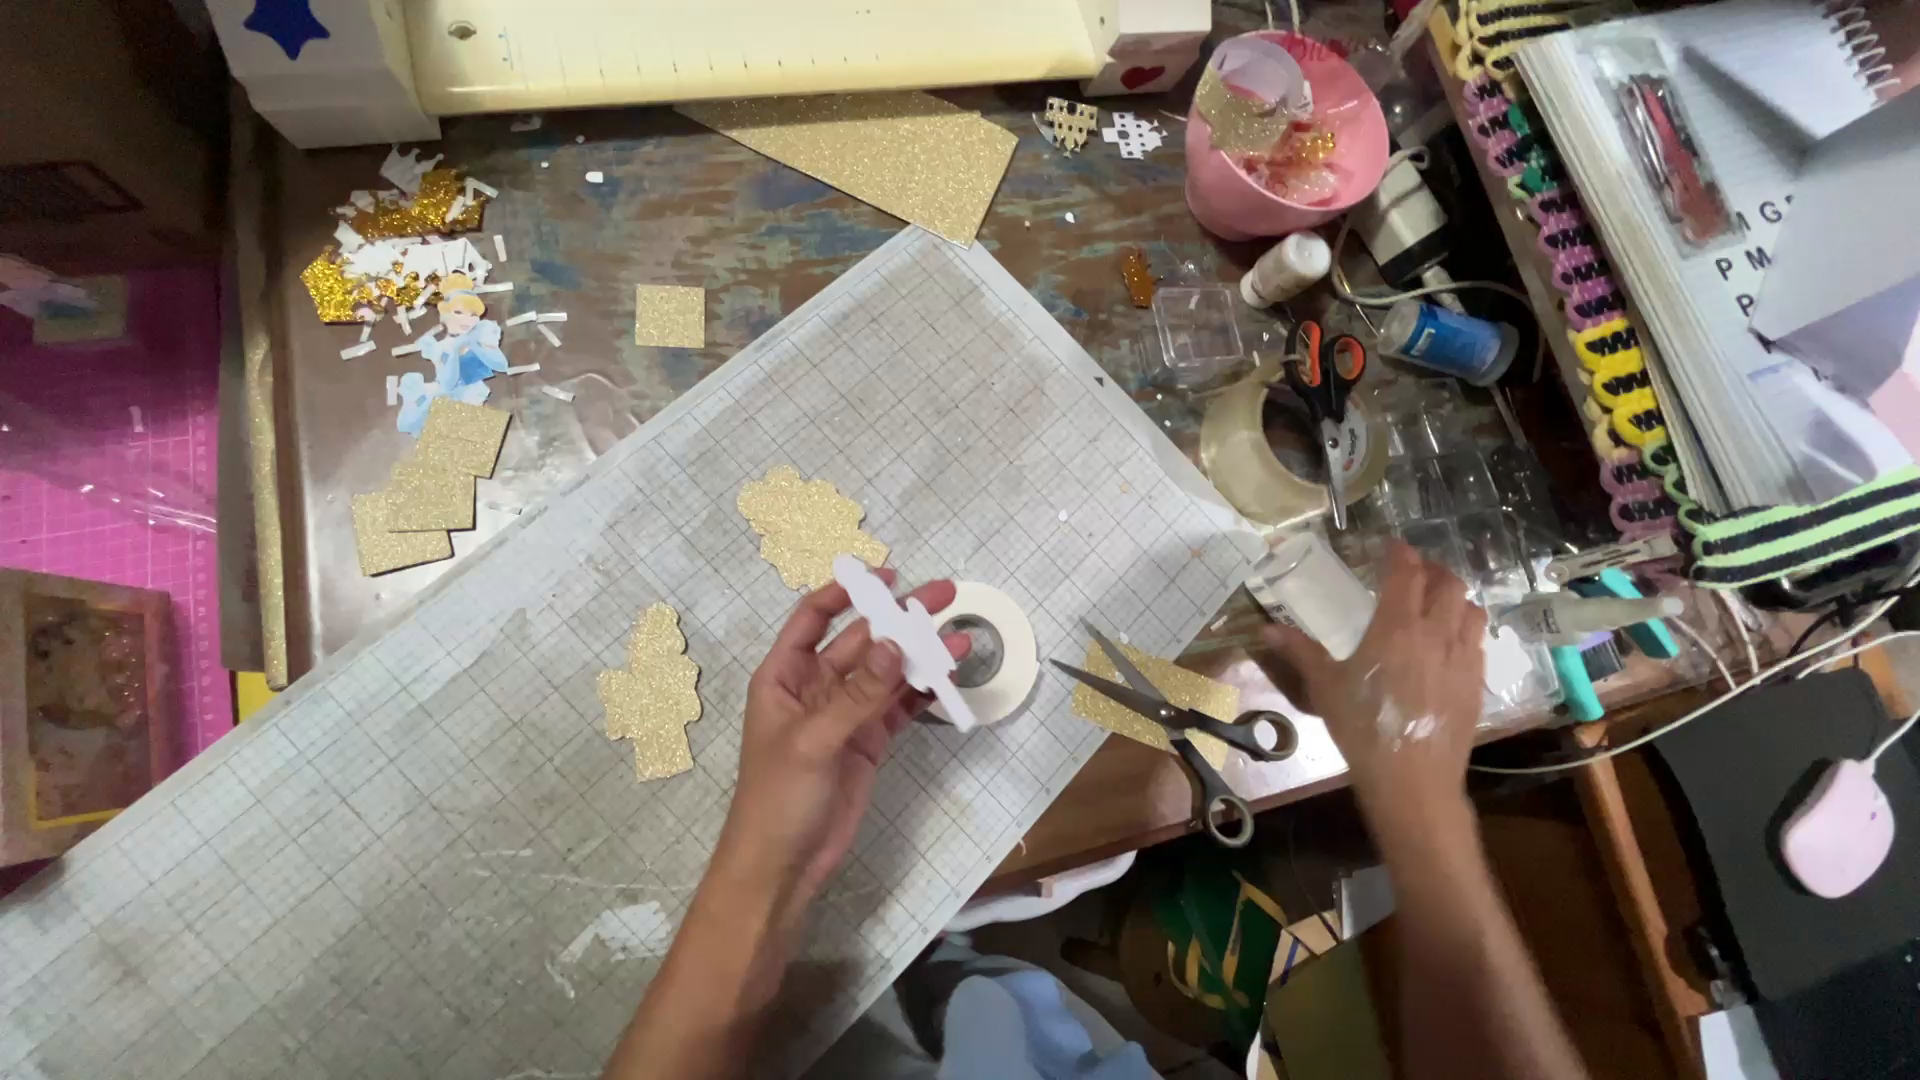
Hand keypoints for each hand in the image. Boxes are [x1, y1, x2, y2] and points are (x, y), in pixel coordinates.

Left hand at [716, 570, 966, 910]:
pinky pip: (899, 707)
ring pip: (887, 673)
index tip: (885, 577)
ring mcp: (846, 714)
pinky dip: (922, 694)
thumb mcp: (812, 741)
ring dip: (921, 657)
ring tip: (961, 640)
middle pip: (863, 641)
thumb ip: (856, 694)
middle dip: (901, 621)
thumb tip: (894, 644)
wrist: (783, 866)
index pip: (813, 618)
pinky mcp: (869, 740)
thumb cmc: (778, 798)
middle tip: (945, 596)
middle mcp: (816, 687)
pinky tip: (949, 680)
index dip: (845, 592)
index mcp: (785, 676)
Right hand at [1257, 543, 1486, 838]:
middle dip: (1432, 569)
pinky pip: (1478, 641)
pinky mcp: (1476, 683)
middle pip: (1449, 584)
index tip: (1389, 545)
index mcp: (1396, 627)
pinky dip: (1465, 627)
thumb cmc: (1361, 726)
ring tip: (1436, 600)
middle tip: (1413, 570)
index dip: (1399, 553)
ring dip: (1455, 596)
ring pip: (1472, 609)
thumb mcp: (1325, 685)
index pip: (1405, 574)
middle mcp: (1437, 634)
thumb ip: (1300, 650)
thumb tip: (1265, 627)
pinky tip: (1447, 641)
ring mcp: (1463, 658)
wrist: (1412, 778)